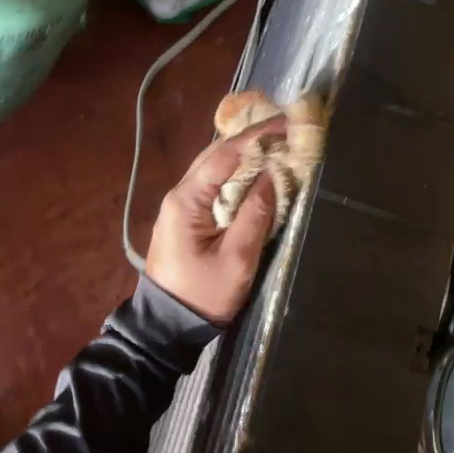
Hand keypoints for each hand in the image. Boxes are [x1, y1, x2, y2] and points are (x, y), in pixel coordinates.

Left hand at [143, 117, 286, 323]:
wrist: (166, 327)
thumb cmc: (203, 294)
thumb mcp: (237, 259)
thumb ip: (256, 214)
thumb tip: (274, 175)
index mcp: (187, 200)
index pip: (224, 155)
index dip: (257, 137)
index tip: (286, 125)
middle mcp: (180, 194)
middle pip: (217, 155)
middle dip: (252, 140)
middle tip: (287, 131)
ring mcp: (180, 204)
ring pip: (215, 167)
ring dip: (245, 154)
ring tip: (277, 145)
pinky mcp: (187, 216)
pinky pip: (214, 183)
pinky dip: (237, 172)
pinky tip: (257, 171)